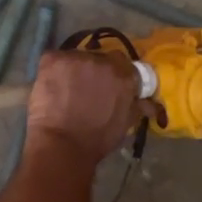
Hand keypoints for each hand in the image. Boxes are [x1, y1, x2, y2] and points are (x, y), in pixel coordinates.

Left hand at [25, 50, 144, 165]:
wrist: (63, 145)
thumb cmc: (97, 139)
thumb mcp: (125, 123)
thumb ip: (138, 106)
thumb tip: (150, 102)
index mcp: (123, 74)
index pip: (122, 63)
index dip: (115, 74)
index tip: (108, 85)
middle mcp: (101, 60)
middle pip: (98, 58)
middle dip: (95, 71)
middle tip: (87, 88)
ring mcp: (75, 57)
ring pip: (76, 58)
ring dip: (74, 70)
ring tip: (67, 89)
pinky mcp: (52, 59)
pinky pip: (54, 59)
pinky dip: (54, 70)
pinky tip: (52, 85)